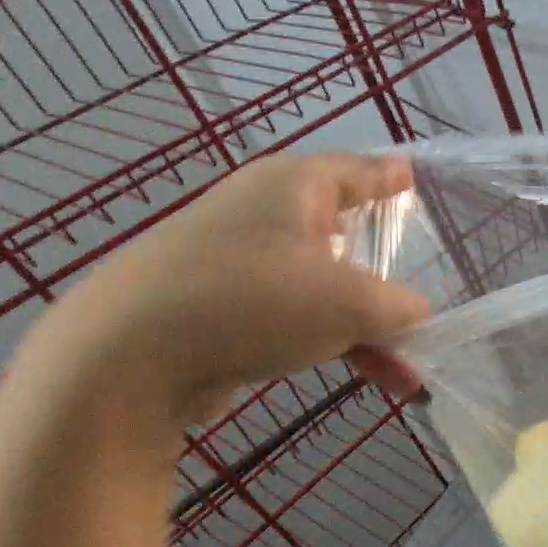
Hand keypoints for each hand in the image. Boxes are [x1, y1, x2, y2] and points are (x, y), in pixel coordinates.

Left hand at [26, 153, 431, 426]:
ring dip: (369, 326)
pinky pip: (296, 316)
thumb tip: (416, 313)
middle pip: (343, 231)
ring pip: (324, 285)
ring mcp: (236, 260)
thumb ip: (402, 306)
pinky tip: (370, 376)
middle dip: (386, 269)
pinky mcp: (218, 307)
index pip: (358, 170)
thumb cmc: (255, 303)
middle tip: (419, 278)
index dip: (391, 177)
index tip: (414, 177)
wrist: (128, 357)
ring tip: (406, 369)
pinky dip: (334, 341)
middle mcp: (262, 213)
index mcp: (293, 187)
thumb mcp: (354, 304)